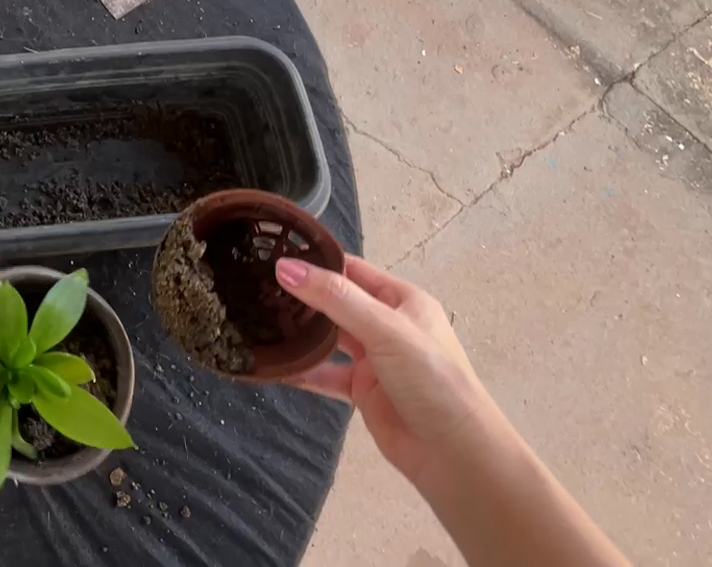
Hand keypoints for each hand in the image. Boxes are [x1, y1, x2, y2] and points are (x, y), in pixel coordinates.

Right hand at [275, 254, 508, 492]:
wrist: (457, 458)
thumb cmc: (431, 380)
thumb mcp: (384, 329)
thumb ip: (334, 298)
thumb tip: (283, 267)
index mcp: (402, 300)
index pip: (351, 269)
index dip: (315, 260)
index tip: (271, 253)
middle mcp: (386, 324)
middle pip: (335, 301)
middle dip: (301, 294)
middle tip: (253, 282)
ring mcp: (373, 358)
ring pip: (327, 336)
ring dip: (298, 331)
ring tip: (255, 316)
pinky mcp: (361, 390)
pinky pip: (323, 373)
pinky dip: (300, 369)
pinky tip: (272, 363)